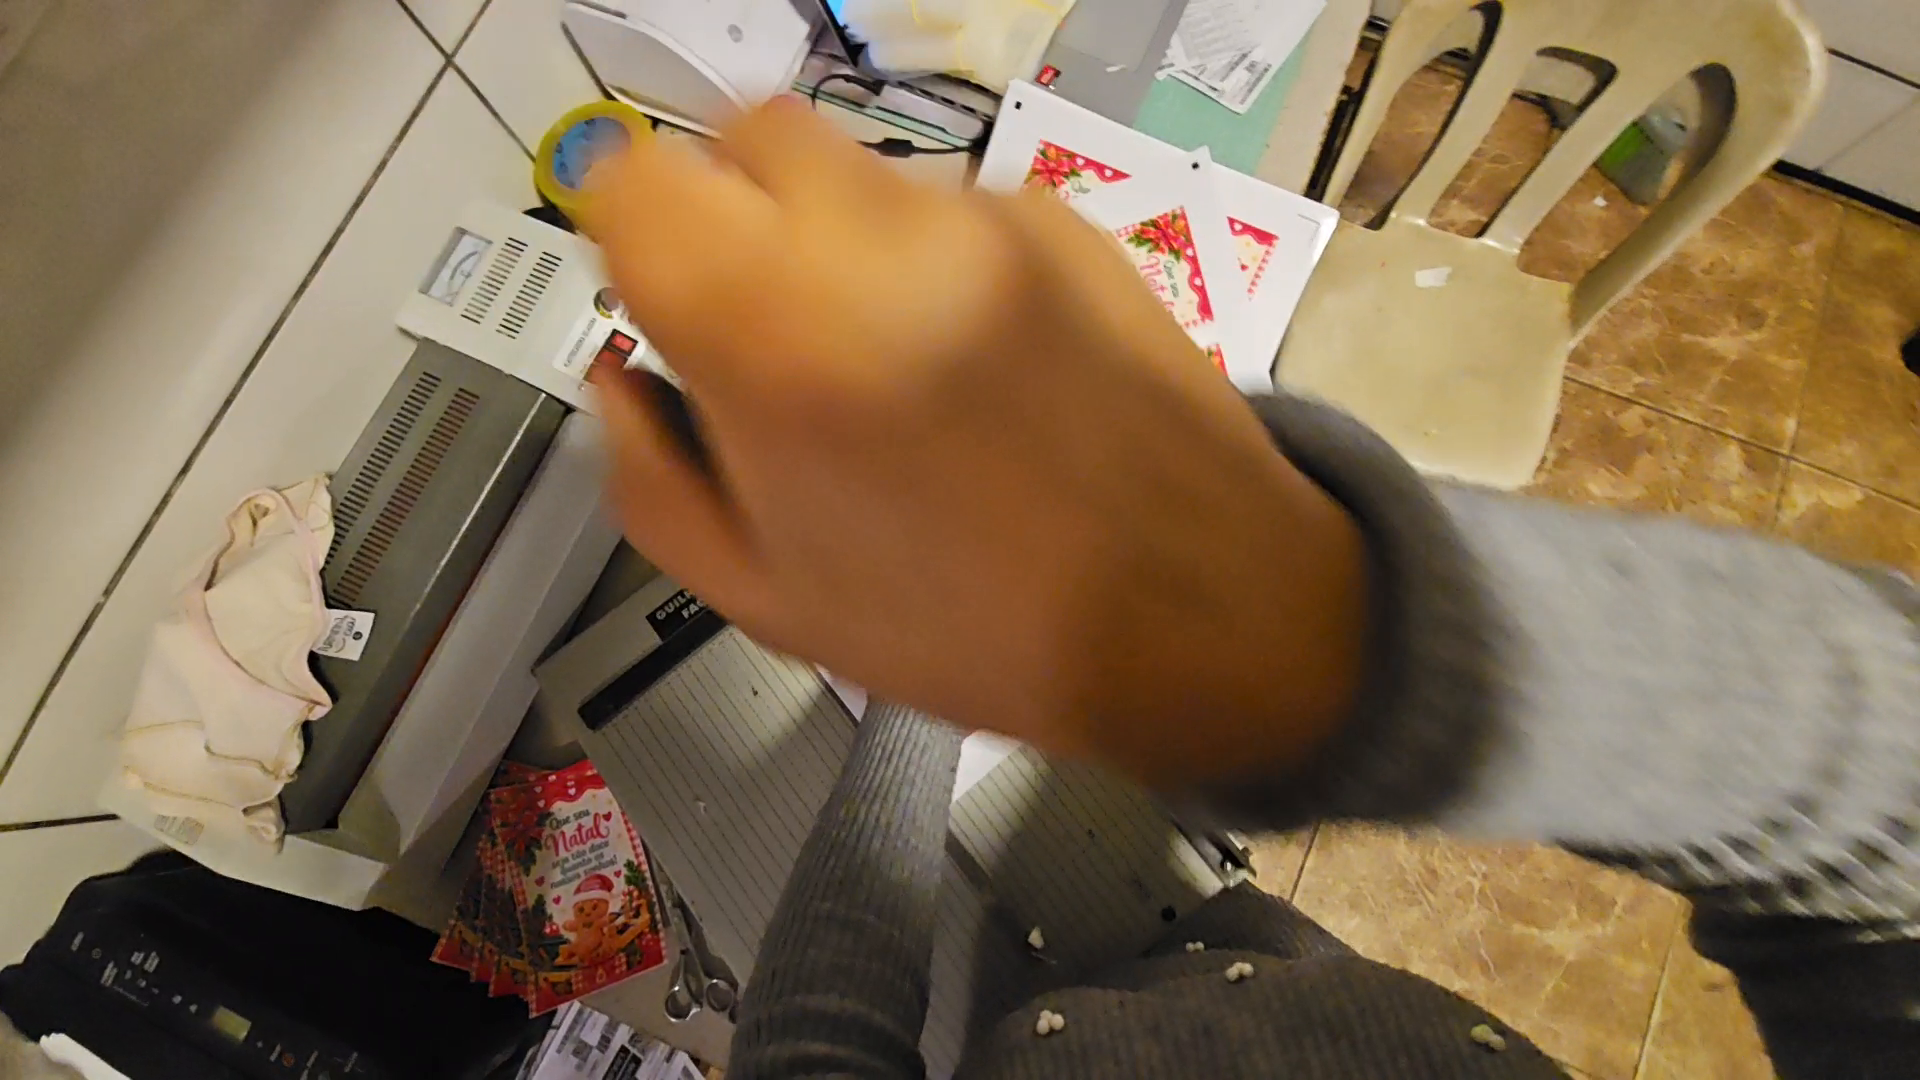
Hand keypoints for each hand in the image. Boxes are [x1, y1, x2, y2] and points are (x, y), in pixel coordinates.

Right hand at [585, 100, 1366, 788]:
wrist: (1194, 610)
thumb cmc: (971, 631)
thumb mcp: (768, 599)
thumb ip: (653, 479)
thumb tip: (623, 377)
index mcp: (776, 332)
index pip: (638, 183)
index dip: (636, 240)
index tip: (668, 308)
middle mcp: (878, 236)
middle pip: (750, 140)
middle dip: (736, 220)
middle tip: (772, 330)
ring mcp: (989, 215)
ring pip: (859, 172)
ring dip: (838, 244)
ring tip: (894, 365)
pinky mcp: (1072, 222)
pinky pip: (959, 210)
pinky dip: (935, 263)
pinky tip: (982, 362)